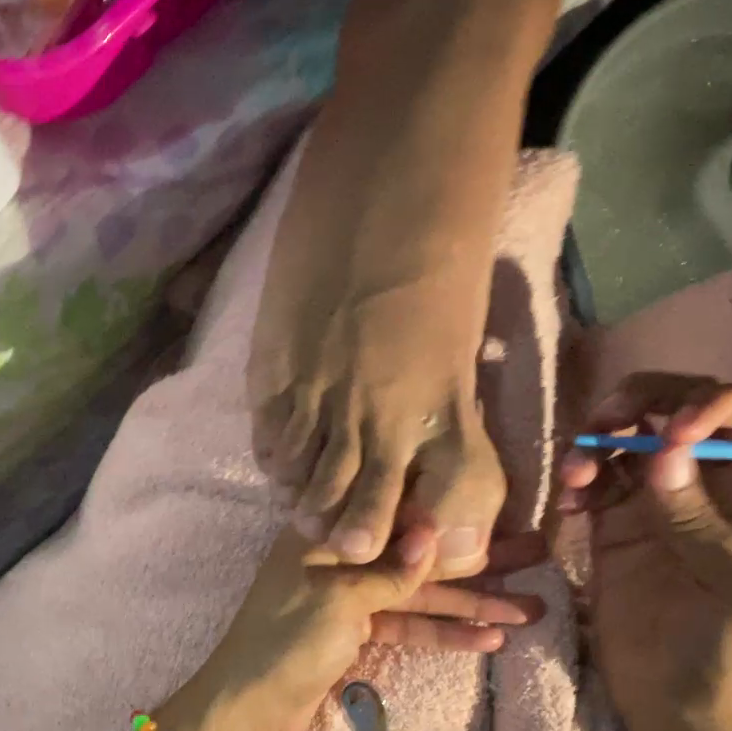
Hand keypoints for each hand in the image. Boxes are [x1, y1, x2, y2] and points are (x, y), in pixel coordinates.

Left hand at [189, 526, 544, 730]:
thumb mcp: (342, 597)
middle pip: (415, 555)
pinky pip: (406, 624)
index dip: (448, 514)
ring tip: (530, 610)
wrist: (250, 706)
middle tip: (538, 557)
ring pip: (418, 594)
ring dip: (470, 603)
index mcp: (326, 536)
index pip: (395, 514)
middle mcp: (339, 559)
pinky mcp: (354, 633)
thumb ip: (392, 570)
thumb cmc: (289, 639)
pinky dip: (443, 631)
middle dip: (474, 562)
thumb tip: (436, 533)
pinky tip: (488, 638)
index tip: (501, 510)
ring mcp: (347, 598)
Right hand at [250, 225, 505, 578]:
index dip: (401, 524)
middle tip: (338, 546)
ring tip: (302, 518)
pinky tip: (274, 466)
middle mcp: (374, 409)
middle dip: (346, 527)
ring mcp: (319, 389)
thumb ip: (449, 404)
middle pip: (353, 492)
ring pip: (307, 470)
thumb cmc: (443, 253)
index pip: (414, 489)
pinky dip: (273, 456)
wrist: (391, 184)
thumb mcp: (462, 338)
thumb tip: (439, 447)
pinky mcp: (274, 365)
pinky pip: (269, 429)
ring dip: (305, 500)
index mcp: (433, 403)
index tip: (388, 545)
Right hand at [558, 375, 731, 730]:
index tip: (675, 427)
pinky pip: (596, 482)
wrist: (681, 709)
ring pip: (631, 440)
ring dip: (600, 439)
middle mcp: (712, 487)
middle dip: (645, 402)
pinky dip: (578, 478)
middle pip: (684, 412)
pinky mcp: (614, 529)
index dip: (718, 403)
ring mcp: (659, 505)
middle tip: (602, 420)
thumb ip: (700, 518)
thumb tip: (664, 451)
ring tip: (575, 473)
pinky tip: (568, 500)